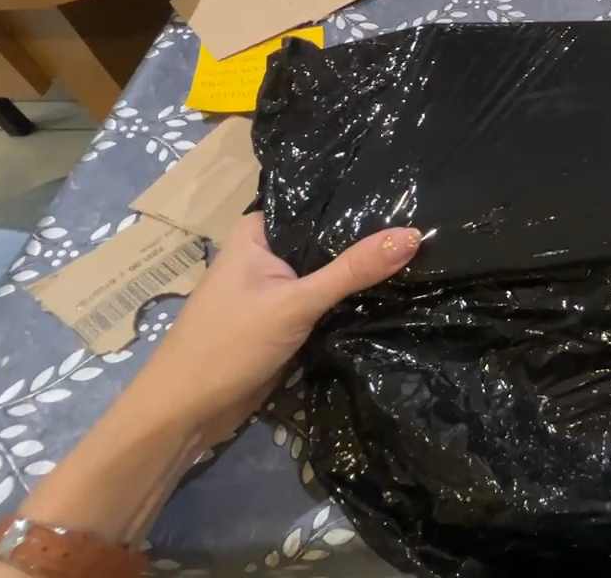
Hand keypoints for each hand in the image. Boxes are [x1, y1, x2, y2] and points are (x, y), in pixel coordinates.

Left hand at [122, 214, 419, 445]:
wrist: (182, 421)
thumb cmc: (225, 348)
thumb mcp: (296, 303)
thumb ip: (354, 269)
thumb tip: (414, 234)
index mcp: (258, 234)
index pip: (319, 201)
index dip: (362, 197)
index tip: (410, 189)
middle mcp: (269, 254)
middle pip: (330, 237)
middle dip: (371, 236)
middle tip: (428, 220)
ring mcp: (281, 288)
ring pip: (333, 270)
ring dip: (366, 269)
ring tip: (425, 247)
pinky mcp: (291, 319)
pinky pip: (332, 299)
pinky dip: (357, 296)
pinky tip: (398, 285)